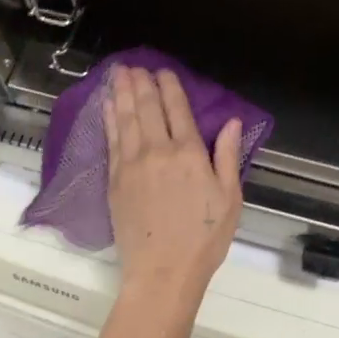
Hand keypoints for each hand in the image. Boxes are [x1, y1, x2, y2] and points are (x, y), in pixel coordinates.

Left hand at [104, 66, 242, 314]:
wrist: (163, 272)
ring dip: (121, 93)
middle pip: (148, 108)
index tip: (163, 71)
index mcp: (190, 154)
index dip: (169, 87)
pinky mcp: (115, 179)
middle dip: (141, 83)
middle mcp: (158, 151)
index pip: (178, 109)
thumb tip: (231, 121)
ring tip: (118, 73)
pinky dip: (108, 118)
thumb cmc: (204, 239)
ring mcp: (132, 164)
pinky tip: (106, 105)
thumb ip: (227, 156)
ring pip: (125, 118)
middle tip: (135, 65)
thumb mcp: (230, 199)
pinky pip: (111, 140)